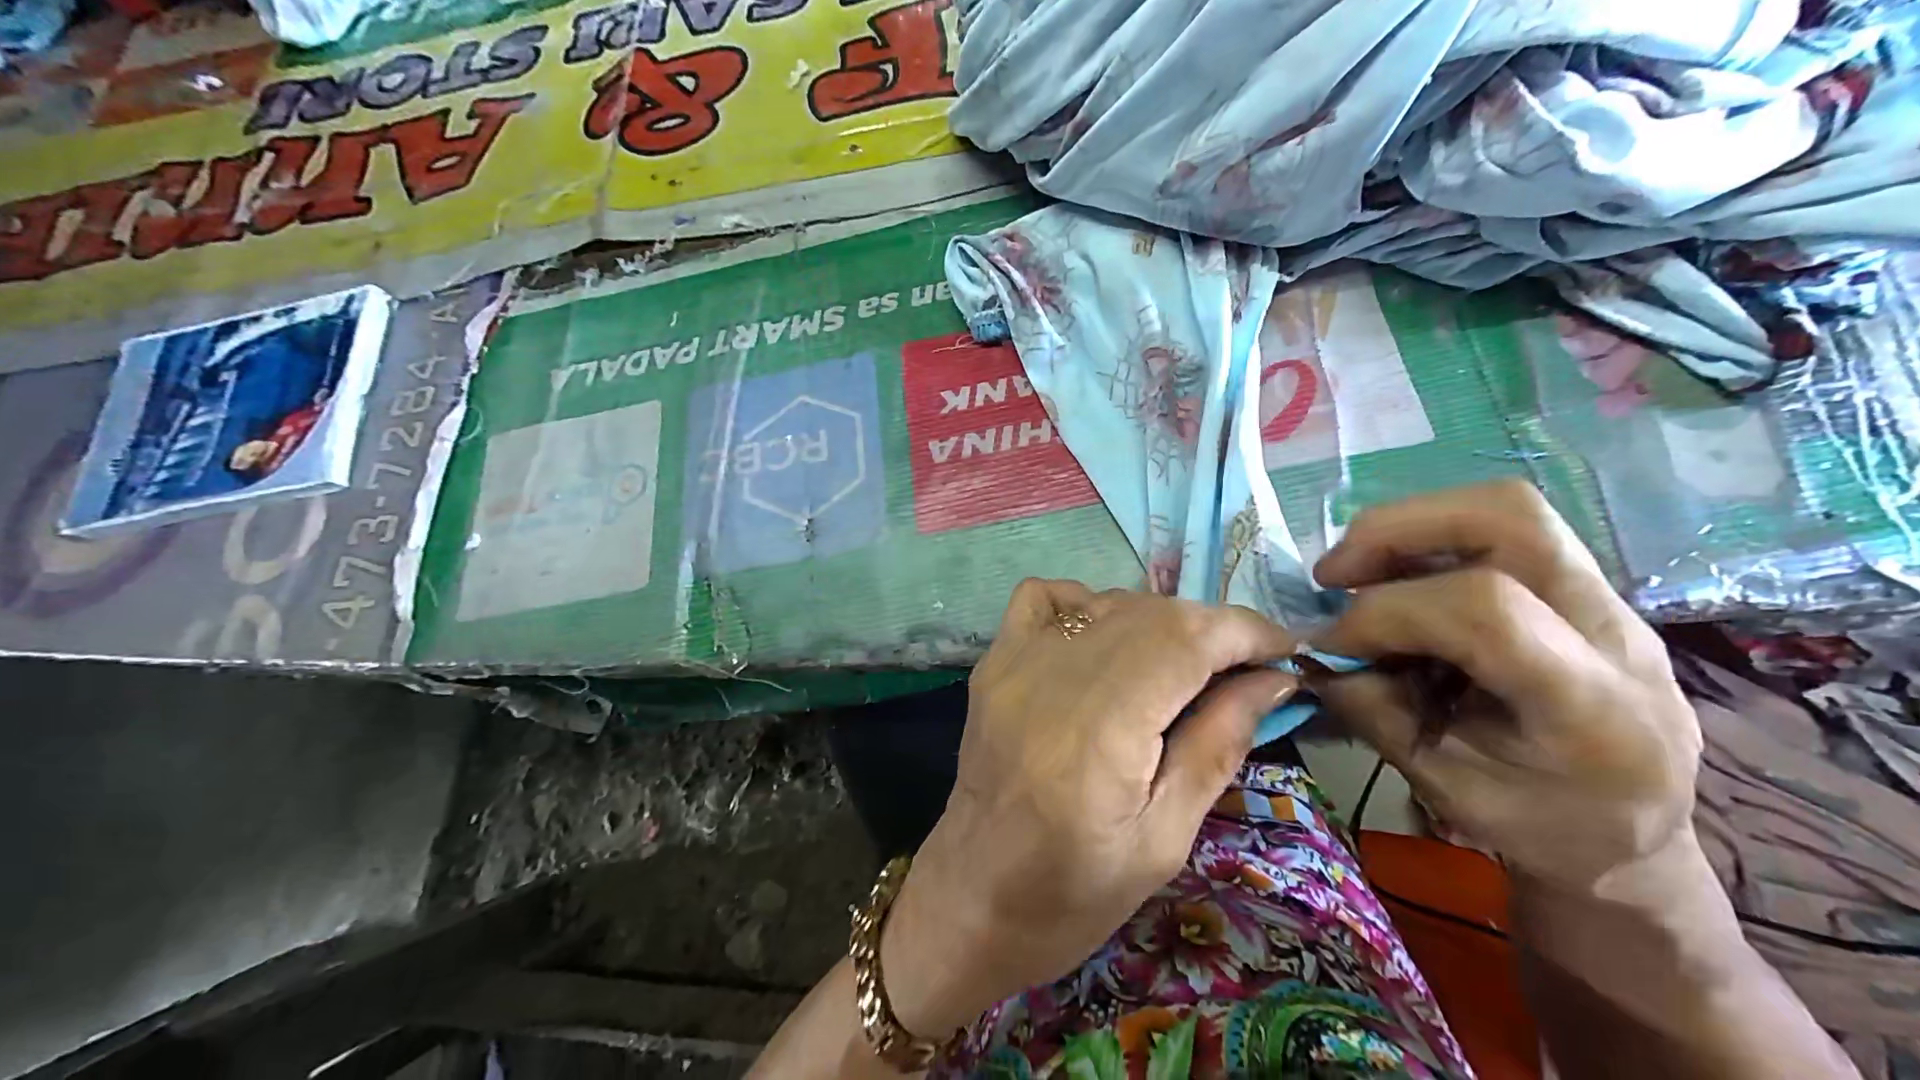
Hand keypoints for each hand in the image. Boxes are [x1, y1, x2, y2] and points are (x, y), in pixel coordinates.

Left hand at [882, 581, 1297, 1036]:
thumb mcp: (1165, 839)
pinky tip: (1109, 645)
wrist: (972, 898)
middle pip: (1153, 613)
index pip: (1187, 639)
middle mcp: (1051, 676)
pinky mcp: (993, 661)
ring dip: (1162, 623)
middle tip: (1242, 673)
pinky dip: (1091, 605)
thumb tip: (1274, 677)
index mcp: (1099, 730)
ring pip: (1109, 601)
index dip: (1247, 632)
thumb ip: (1219, 744)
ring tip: (1183, 671)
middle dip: (1213, 631)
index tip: (1286, 653)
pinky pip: (1047, 597)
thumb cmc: (1074, 893)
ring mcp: (1013, 660)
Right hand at [1309, 480, 1701, 893]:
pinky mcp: (1584, 588)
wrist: (1633, 833)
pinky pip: (1500, 532)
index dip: (1384, 614)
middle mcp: (1613, 629)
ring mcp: (1607, 599)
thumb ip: (1374, 712)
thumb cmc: (1539, 825)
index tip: (1332, 646)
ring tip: (1356, 572)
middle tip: (1334, 574)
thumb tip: (1313, 655)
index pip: (1483, 609)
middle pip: (1508, 517)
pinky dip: (1428, 542)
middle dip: (1397, 530)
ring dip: (1409, 527)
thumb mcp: (1444, 787)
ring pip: (1505, 508)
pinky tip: (1395, 585)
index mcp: (1590, 704)